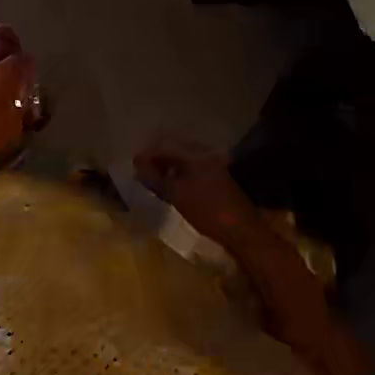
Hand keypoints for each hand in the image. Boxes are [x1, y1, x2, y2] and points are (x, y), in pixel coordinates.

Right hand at [134, 137, 263, 247]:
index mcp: (194, 151)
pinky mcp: (215, 171)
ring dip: (166, 163)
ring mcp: (211, 160)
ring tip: (152, 176)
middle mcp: (203, 150)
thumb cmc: (207, 211)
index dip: (146, 153)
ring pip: (181, 155)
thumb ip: (155, 176)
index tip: (133, 163)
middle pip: (173, 146)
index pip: (164, 144)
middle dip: (155, 156)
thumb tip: (138, 163)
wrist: (241, 230)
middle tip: (141, 169)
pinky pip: (190, 163)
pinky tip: (169, 181)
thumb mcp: (176, 194)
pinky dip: (177, 169)